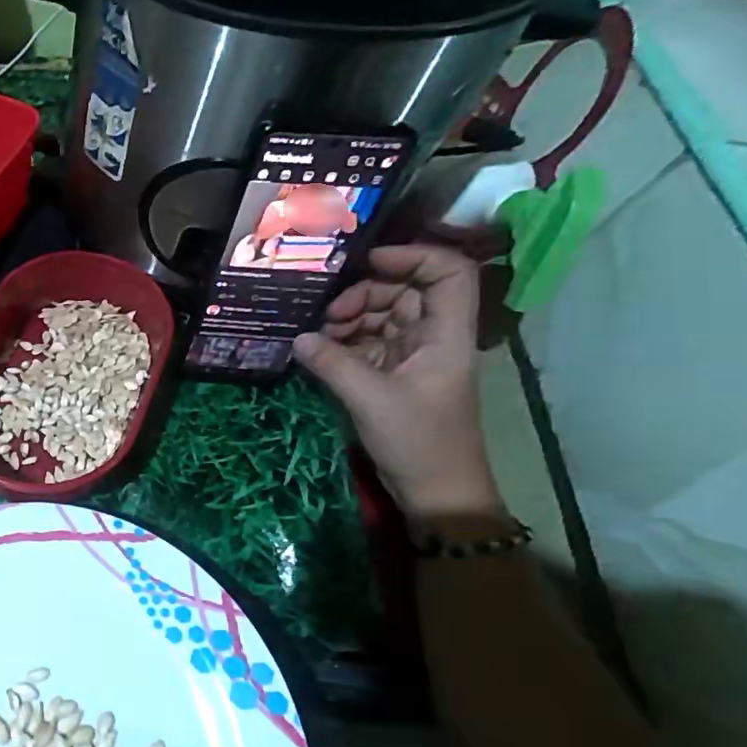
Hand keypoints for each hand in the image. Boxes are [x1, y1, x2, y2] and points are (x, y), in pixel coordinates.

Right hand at [292, 245, 501, 518]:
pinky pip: (368, 344)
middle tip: (325, 316)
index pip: (448, 273)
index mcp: (446, 334)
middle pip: (404, 291)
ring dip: (349, 320)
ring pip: (382, 317)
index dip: (412, 256)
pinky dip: (344, 343)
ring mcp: (413, 357)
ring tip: (318, 336)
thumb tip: (297, 338)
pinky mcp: (394, 376)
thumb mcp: (371, 399)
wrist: (436, 490)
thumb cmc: (418, 441)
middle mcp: (433, 338)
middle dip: (362, 295)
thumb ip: (333, 363)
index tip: (365, 262)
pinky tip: (319, 352)